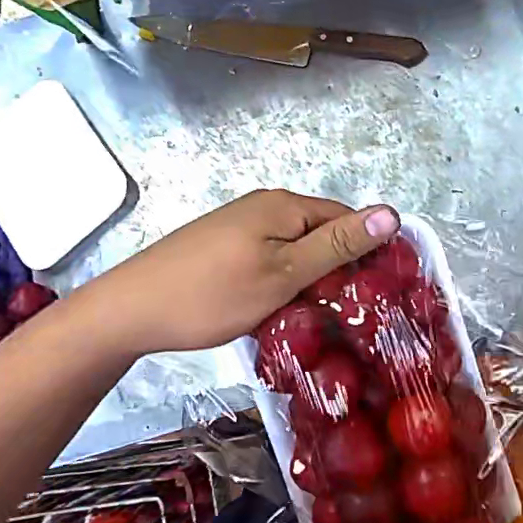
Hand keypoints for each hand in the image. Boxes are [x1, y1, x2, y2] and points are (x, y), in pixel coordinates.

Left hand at [91, 190, 399, 355]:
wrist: (131, 311)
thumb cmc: (213, 294)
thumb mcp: (285, 273)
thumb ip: (338, 245)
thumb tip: (392, 213)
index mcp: (285, 205)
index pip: (347, 218)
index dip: (366, 253)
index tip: (379, 294)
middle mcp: (265, 207)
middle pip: (322, 233)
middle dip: (337, 269)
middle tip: (348, 314)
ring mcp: (242, 227)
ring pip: (296, 251)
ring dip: (310, 280)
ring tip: (316, 317)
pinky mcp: (225, 248)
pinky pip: (271, 260)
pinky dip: (282, 283)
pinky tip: (280, 310)